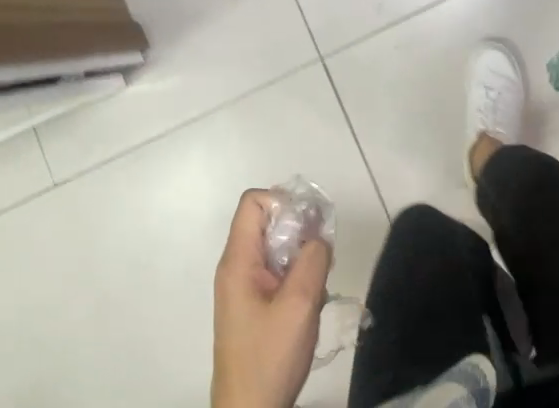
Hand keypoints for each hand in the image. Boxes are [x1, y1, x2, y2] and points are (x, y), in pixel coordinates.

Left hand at [212, 190, 330, 407]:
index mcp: (238, 261)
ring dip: (303, 257)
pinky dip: (299, 277)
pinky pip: (279, 272)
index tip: (310, 225)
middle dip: (300, 231)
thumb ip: (313, 258)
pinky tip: (311, 302)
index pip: (254, 202)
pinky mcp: (255, 305)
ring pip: (278, 248)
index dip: (284, 202)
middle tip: (322, 258)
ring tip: (318, 285)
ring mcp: (245, 288)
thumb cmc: (270, 357)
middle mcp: (237, 268)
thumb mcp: (300, 304)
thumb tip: (319, 236)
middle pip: (268, 222)